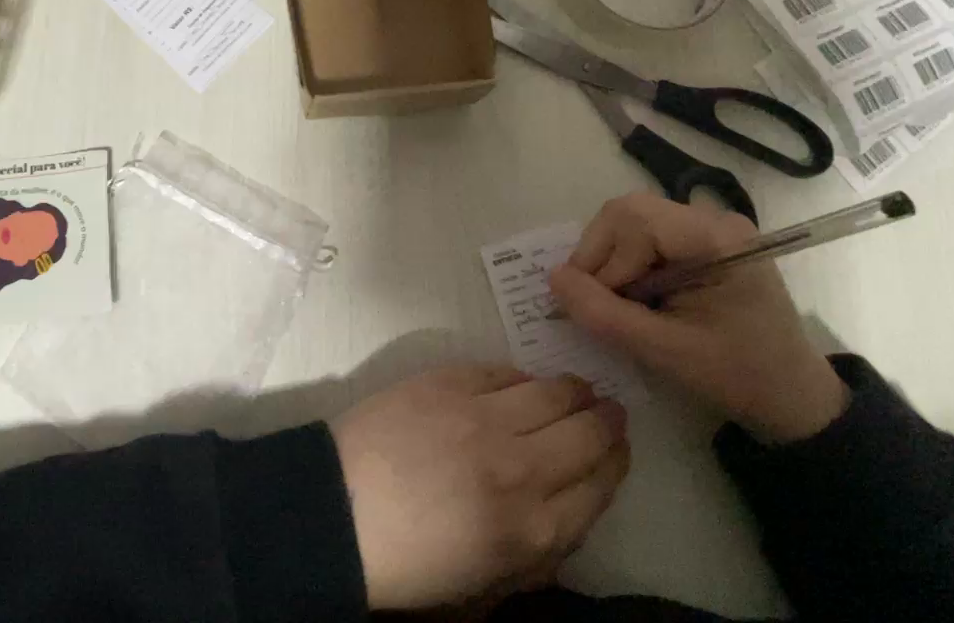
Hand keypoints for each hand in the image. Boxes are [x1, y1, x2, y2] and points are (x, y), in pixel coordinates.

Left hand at [330, 366, 629, 609]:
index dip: (616, 461)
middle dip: (606, 420)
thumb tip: (570, 510)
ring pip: (554, 390)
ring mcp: (484, 417)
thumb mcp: (489, 584)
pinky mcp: (449, 382)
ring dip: (573, 390)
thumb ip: (542, 551)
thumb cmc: (410, 562)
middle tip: (606, 411)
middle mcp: (522, 467)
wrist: (337, 512)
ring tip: (574, 390)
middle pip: (589, 432)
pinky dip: (520, 376)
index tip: (616, 446)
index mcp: (535, 530)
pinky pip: (503, 370)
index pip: (602, 484)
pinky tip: (519, 383)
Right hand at [548, 193, 848, 444]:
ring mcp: (707, 229)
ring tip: (622, 305)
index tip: (601, 306)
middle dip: (601, 257)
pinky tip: (637, 299)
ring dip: (610, 262)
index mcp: (715, 239)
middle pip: (626, 213)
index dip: (602, 258)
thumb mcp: (664, 352)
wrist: (793, 399)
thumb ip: (604, 314)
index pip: (631, 217)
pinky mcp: (699, 243)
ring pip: (629, 223)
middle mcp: (712, 220)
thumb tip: (553, 279)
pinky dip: (625, 265)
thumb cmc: (737, 376)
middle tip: (602, 304)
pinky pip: (643, 238)